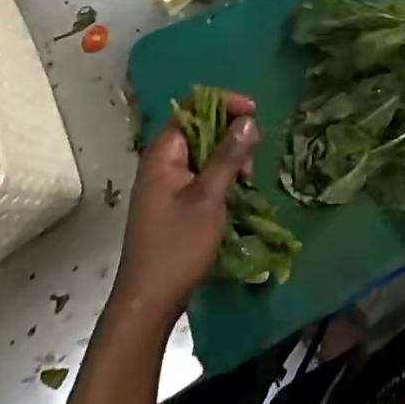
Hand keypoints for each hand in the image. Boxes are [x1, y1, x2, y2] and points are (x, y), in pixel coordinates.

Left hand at [112, 93, 260, 322]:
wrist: (149, 300)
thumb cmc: (178, 246)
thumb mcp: (209, 197)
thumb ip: (228, 156)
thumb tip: (248, 119)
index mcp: (162, 153)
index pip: (193, 107)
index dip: (224, 103)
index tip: (255, 113)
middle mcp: (161, 161)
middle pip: (200, 128)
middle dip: (230, 135)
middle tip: (251, 159)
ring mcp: (165, 182)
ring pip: (203, 153)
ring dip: (228, 159)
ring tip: (245, 181)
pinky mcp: (172, 201)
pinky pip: (200, 174)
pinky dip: (220, 176)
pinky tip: (234, 193)